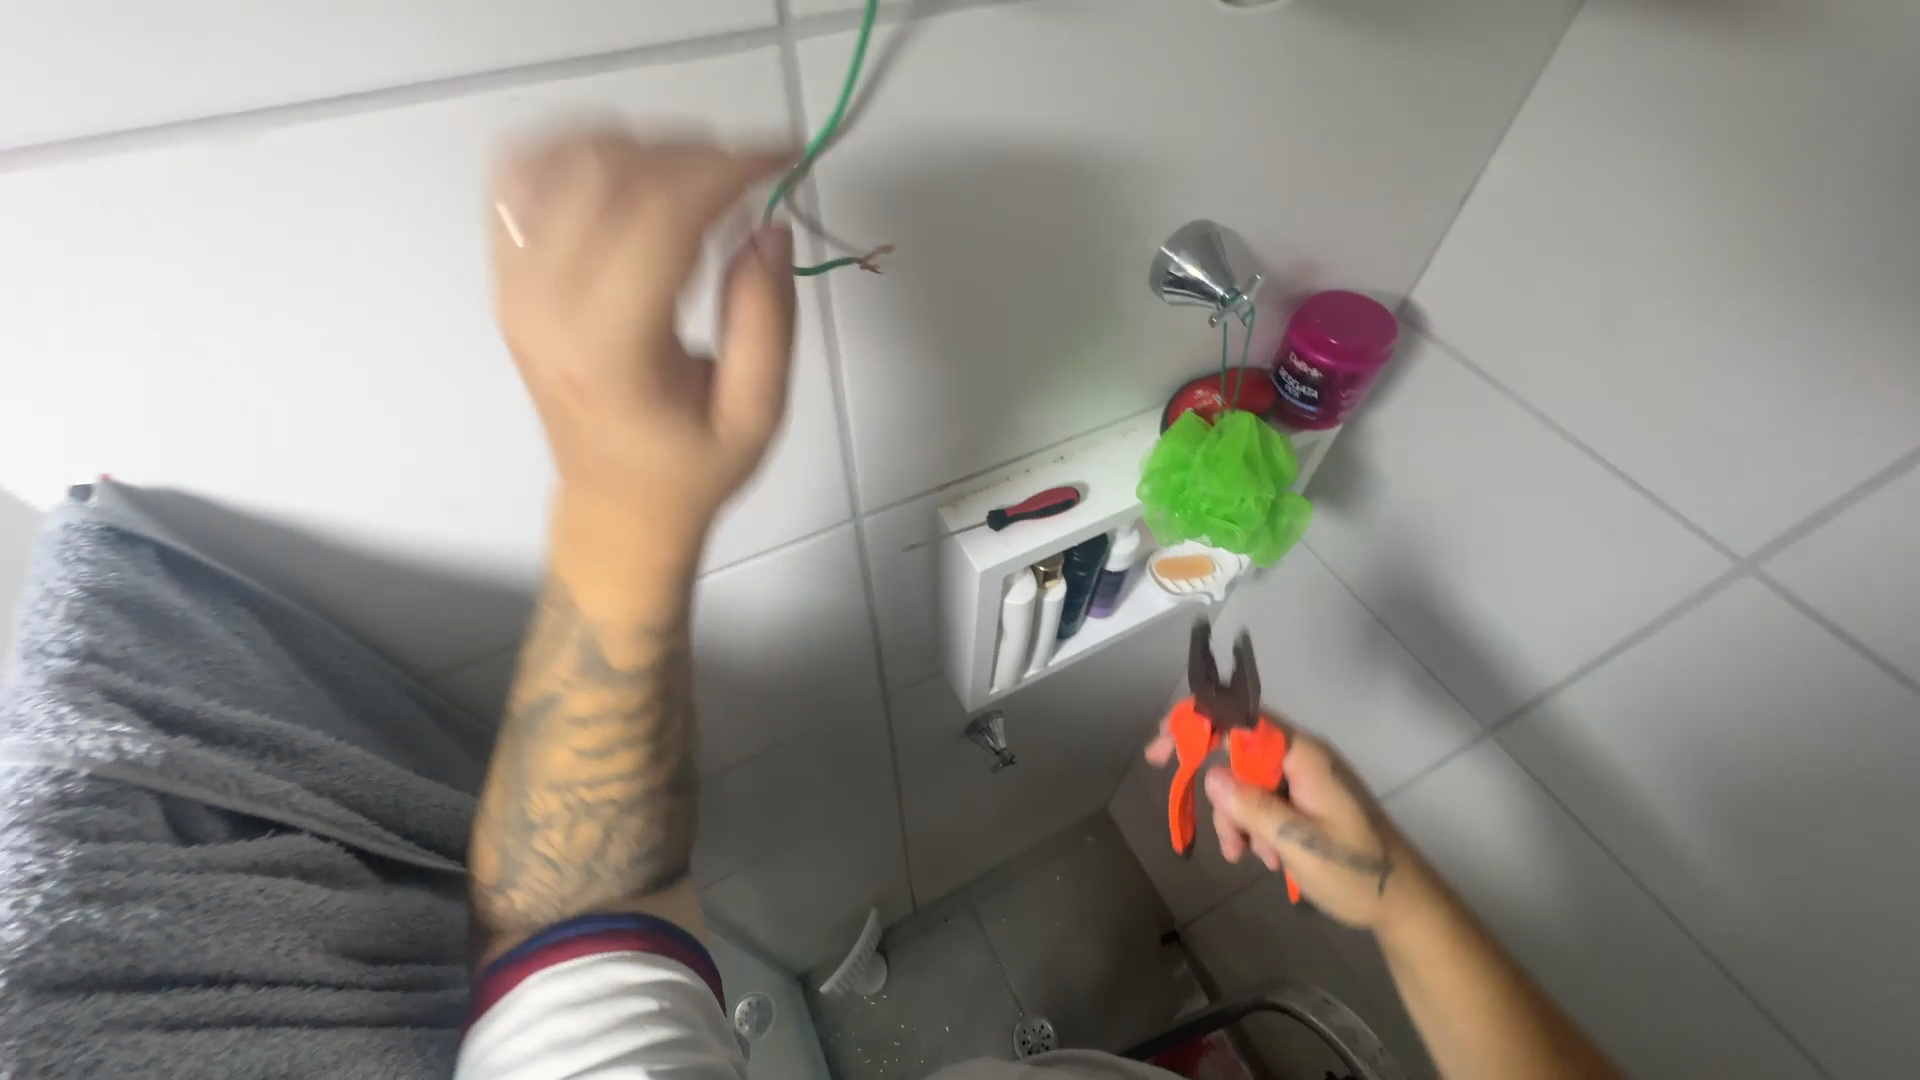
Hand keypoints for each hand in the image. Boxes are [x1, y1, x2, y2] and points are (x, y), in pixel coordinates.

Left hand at [491, 131, 798, 537]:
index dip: (724, 170)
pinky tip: (633, 177)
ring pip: (560, 159)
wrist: (617, 504)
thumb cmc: (693, 470)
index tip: (782, 161)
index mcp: (610, 347)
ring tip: (701, 179)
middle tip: (751, 173)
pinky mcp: (507, 277)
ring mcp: (513, 286)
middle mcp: (543, 304)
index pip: (658, 215)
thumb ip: (767, 321)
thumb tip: (771, 226)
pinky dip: (581, 153)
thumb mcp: (756, 414)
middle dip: (692, 153)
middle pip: (608, 174)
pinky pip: (524, 177)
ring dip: (641, 147)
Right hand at [1146, 721, 1424, 931]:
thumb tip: (1211, 777)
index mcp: (1303, 755)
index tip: (1162, 749)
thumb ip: (1252, 807)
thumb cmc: (1357, 872)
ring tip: (1251, 858)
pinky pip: (1263, 801)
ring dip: (1239, 819)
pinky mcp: (1306, 800)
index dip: (1196, 727)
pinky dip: (1254, 826)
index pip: (1240, 721)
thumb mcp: (1299, 843)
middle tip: (1219, 835)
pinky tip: (1263, 858)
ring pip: (1246, 784)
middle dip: (1223, 797)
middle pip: (1237, 757)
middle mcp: (1301, 757)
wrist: (1405, 905)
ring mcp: (1303, 779)